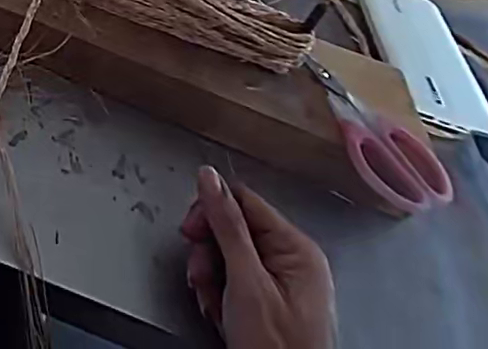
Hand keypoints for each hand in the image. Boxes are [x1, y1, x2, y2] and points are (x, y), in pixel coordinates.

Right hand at [181, 166, 335, 348]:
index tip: (190, 233)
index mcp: (297, 249)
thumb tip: (208, 176)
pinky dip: (220, 294)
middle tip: (199, 276)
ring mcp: (284, 284)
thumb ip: (227, 224)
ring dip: (210, 276)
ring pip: (230, 256)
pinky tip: (220, 313)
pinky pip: (236, 280)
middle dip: (208, 252)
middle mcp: (294, 261)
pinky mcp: (272, 304)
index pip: (243, 200)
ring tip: (211, 302)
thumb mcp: (245, 283)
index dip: (211, 212)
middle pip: (234, 229)